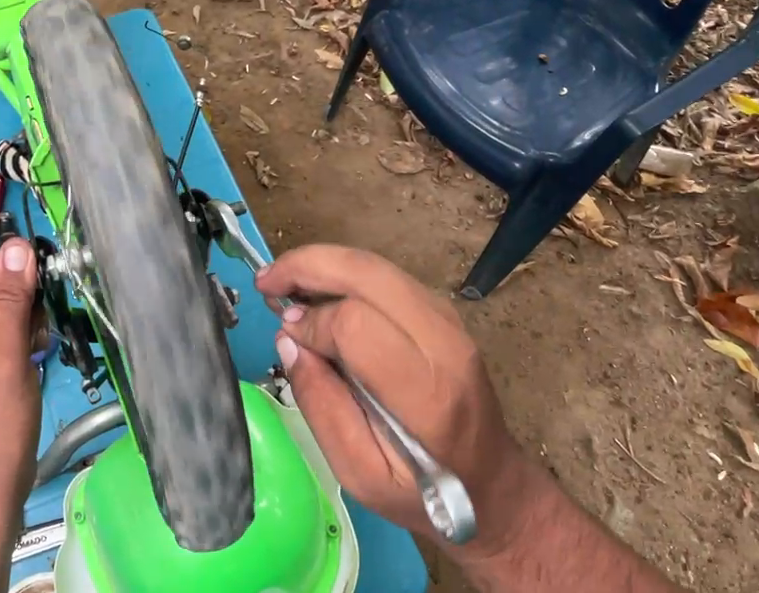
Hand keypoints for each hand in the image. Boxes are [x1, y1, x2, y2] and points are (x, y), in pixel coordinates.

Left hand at [0, 238, 41, 519]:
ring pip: (9, 307)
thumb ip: (9, 296)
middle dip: (26, 301)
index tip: (45, 295)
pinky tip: (31, 363)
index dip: (19, 272)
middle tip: (34, 337)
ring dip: (30, 323)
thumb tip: (18, 245)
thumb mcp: (2, 353)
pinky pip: (9, 333)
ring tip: (32, 354)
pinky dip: (26, 341)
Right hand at [255, 246, 529, 552]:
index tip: (288, 339)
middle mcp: (444, 343)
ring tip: (283, 283)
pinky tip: (316, 290)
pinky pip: (384, 275)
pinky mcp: (442, 311)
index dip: (312, 324)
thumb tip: (288, 342)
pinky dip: (343, 272)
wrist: (493, 485)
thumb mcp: (361, 475)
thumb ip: (321, 407)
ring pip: (375, 265)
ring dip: (323, 264)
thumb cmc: (425, 494)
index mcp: (428, 394)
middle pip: (367, 272)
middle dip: (308, 265)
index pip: (357, 323)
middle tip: (265, 280)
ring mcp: (448, 320)